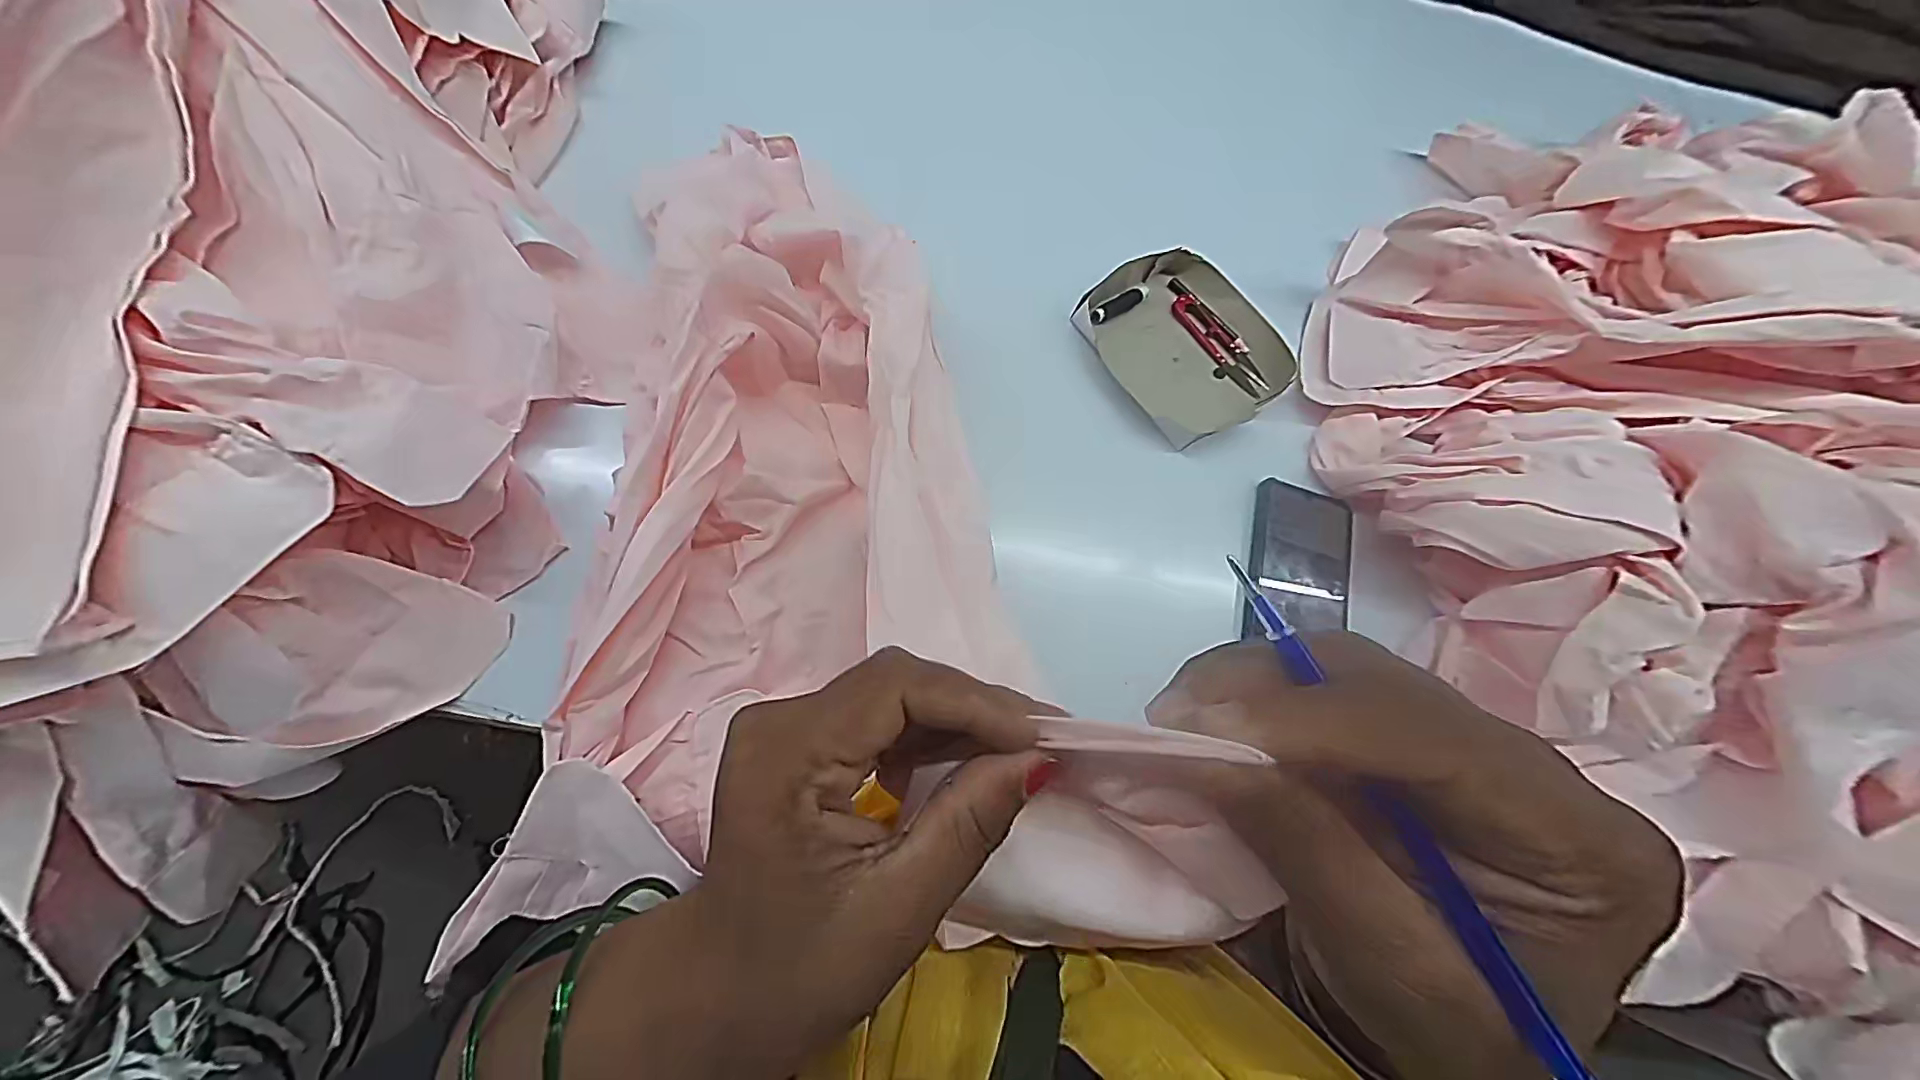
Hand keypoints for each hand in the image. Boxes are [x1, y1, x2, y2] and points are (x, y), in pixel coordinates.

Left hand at [444, 648, 1051, 1079]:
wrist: (718, 995)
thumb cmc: (798, 970)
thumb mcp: (897, 907)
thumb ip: (969, 824)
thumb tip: (1038, 759)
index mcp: (786, 751)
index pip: (895, 687)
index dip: (975, 702)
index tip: (1042, 736)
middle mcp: (781, 718)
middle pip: (896, 681)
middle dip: (975, 707)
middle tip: (1043, 739)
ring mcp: (788, 725)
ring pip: (893, 694)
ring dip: (959, 719)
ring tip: (1020, 748)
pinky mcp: (803, 740)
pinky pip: (880, 718)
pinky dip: (931, 735)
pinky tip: (966, 761)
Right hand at [1150, 633, 1681, 1079]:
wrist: (1444, 1038)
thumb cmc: (1439, 1032)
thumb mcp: (1389, 967)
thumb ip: (1309, 852)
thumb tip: (1211, 753)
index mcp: (1576, 838)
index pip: (1431, 738)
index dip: (1309, 719)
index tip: (1206, 727)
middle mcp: (1524, 763)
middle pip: (1379, 681)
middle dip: (1264, 688)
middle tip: (1177, 719)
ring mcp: (1456, 737)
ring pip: (1338, 666)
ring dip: (1246, 680)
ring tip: (1181, 717)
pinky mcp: (1395, 733)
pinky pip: (1312, 683)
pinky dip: (1248, 692)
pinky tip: (1210, 718)